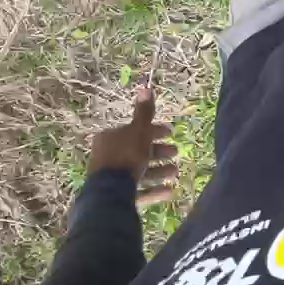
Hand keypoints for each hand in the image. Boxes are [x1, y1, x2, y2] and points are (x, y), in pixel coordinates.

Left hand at [88, 87, 179, 206]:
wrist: (110, 193)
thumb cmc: (126, 155)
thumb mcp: (139, 130)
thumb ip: (145, 112)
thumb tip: (146, 87)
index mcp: (110, 138)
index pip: (134, 131)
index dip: (154, 131)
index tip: (170, 133)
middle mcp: (108, 157)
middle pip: (138, 151)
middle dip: (159, 152)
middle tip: (175, 152)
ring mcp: (111, 179)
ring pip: (140, 171)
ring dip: (159, 171)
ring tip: (175, 172)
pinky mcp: (116, 198)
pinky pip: (139, 191)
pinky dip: (154, 190)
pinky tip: (170, 191)